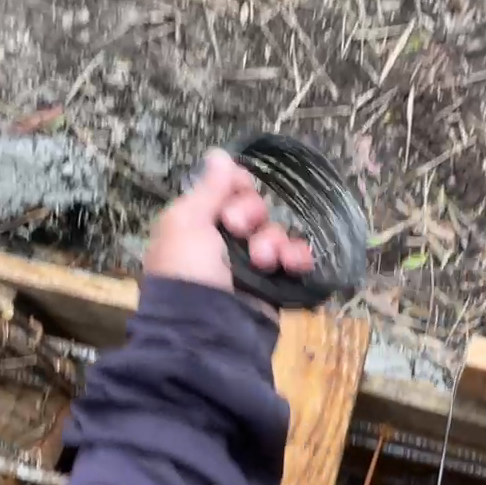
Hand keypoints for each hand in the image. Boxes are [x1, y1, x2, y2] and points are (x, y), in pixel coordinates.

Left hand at [144, 150, 314, 292]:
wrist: (206, 331)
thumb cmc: (189, 271)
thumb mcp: (187, 222)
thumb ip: (208, 188)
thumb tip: (219, 153)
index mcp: (198, 223)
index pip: (228, 190)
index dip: (236, 187)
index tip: (234, 191)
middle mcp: (224, 242)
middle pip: (255, 208)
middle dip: (252, 216)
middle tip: (238, 231)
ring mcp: (251, 267)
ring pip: (277, 234)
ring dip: (274, 241)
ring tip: (265, 261)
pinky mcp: (274, 288)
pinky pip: (295, 262)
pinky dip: (298, 259)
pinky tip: (293, 264)